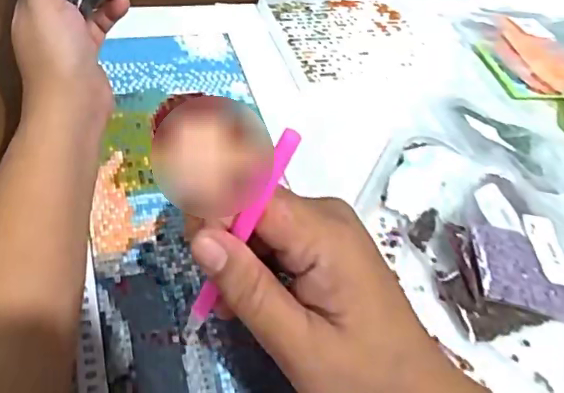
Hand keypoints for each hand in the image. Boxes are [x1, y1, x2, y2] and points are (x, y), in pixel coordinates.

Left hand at [11, 0, 128, 131]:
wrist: (73, 105)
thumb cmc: (55, 49)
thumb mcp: (43, 2)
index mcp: (30, 6)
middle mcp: (46, 19)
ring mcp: (68, 36)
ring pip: (86, 2)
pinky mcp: (88, 50)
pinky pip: (100, 22)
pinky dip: (111, 11)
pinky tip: (124, 4)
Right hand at [190, 189, 476, 392]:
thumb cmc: (369, 381)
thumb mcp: (303, 347)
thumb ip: (249, 290)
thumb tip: (199, 237)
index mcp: (322, 230)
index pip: (248, 190)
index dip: (213, 209)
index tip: (194, 251)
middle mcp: (322, 213)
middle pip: (248, 201)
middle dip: (218, 234)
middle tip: (209, 288)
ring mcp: (324, 226)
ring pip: (255, 219)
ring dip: (232, 253)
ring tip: (225, 302)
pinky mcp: (322, 243)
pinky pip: (271, 235)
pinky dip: (250, 261)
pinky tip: (244, 296)